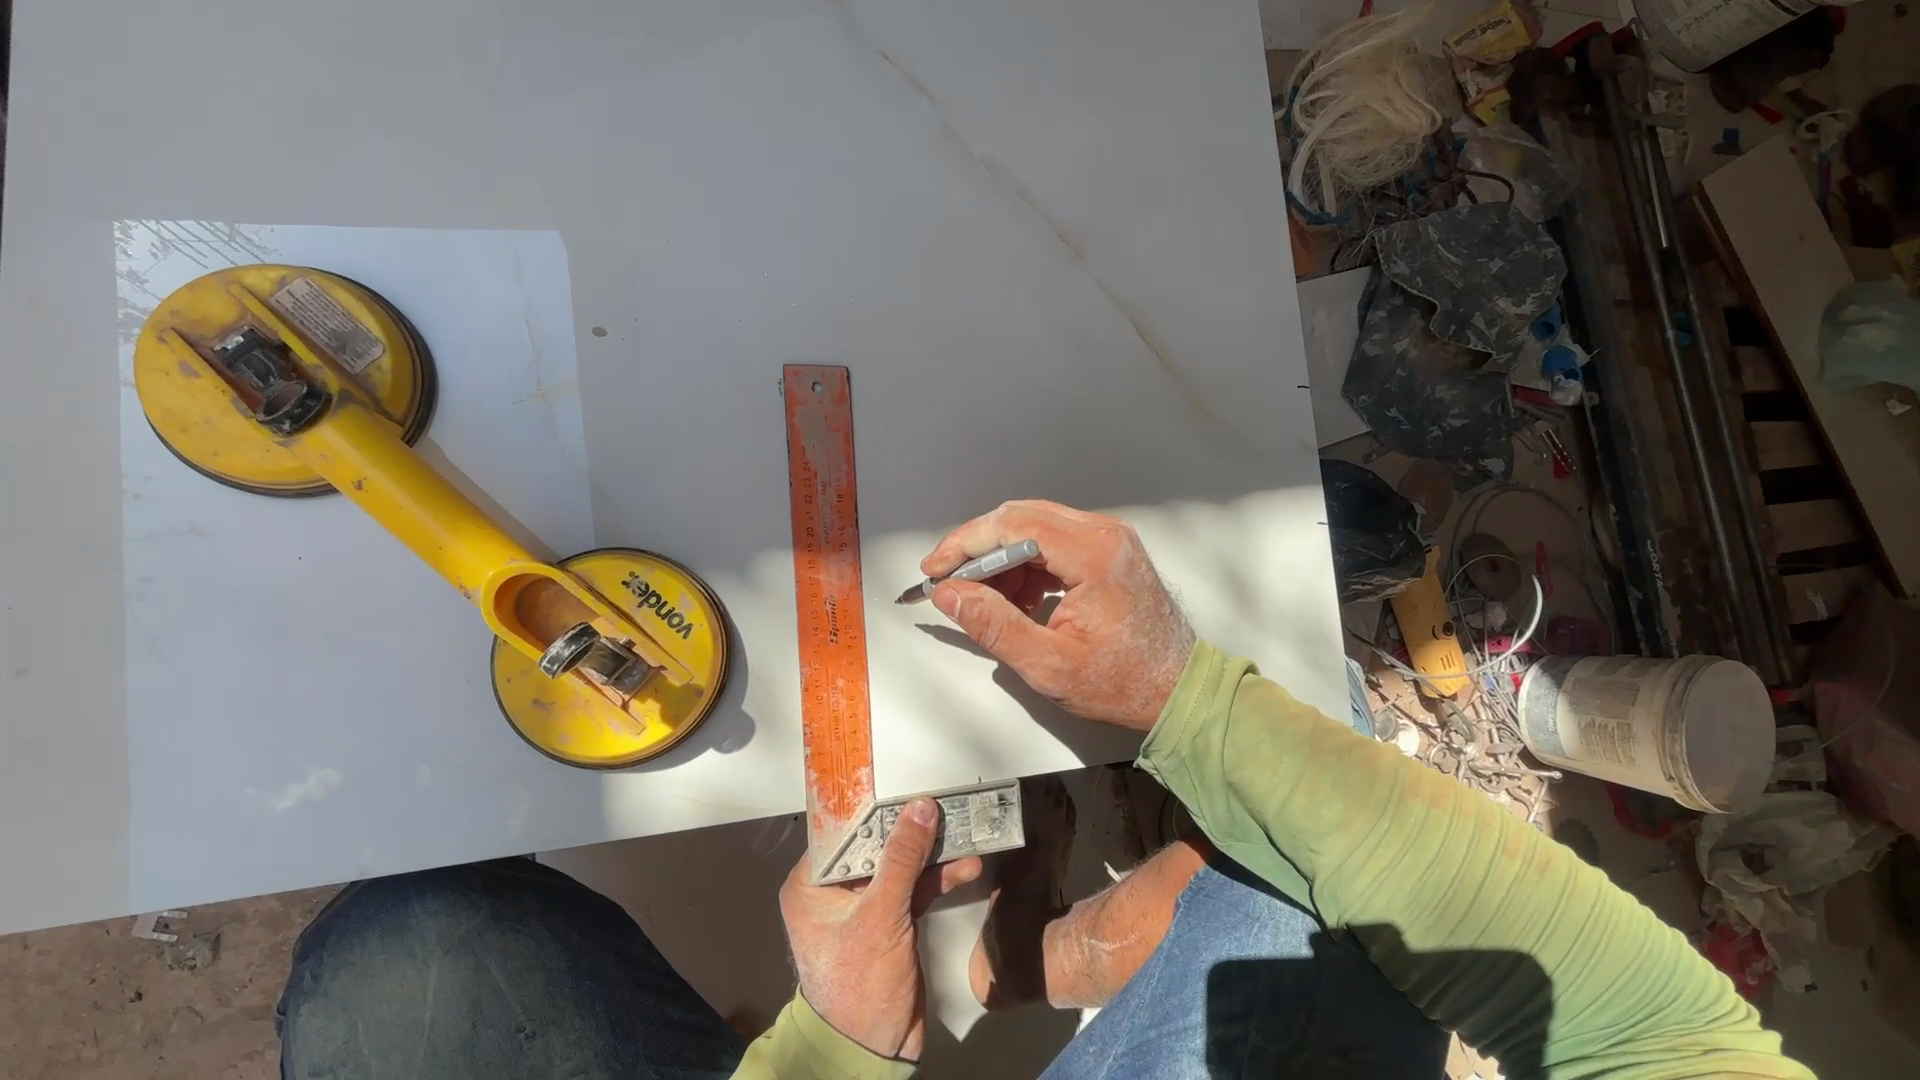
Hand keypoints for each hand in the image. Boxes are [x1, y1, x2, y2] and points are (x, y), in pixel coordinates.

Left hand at [779, 798, 982, 1061]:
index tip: (900, 782)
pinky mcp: (892, 921)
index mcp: (811, 886)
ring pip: (900, 864)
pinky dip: (939, 878)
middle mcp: (835, 890)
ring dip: (932, 852)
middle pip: (876, 845)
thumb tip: (919, 809)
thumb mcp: (879, 918)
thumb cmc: (858, 987)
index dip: (871, 808)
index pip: (840, 832)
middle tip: (941, 801)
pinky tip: (966, 865)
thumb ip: (901, 860)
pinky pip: (915, 888)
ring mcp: (866, 906)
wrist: (875, 1052)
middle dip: (910, 827)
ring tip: (963, 828)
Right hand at [922, 500, 1195, 730]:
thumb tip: (951, 596)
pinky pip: (1051, 543)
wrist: (1175, 688)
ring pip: (1033, 529)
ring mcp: (1107, 540)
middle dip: (977, 549)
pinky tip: (1013, 600)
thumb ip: (994, 626)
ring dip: (1000, 559)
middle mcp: (1104, 535)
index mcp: (1094, 555)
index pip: (1015, 526)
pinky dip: (1023, 566)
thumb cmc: (1125, 682)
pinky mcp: (1105, 551)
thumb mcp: (1049, 665)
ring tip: (983, 601)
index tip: (936, 569)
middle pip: (1021, 519)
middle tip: (948, 582)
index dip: (966, 543)